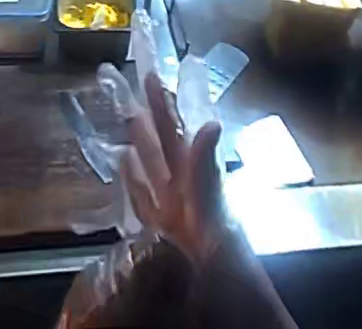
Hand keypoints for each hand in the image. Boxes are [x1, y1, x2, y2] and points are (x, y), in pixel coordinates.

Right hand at [122, 71, 226, 264]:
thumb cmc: (238, 288)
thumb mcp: (221, 231)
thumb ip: (209, 180)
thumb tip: (209, 123)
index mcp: (198, 193)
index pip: (177, 140)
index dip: (164, 107)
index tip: (151, 74)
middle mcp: (186, 201)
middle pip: (162, 151)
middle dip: (148, 118)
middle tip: (128, 84)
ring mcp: (175, 225)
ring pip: (153, 174)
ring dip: (140, 146)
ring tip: (125, 117)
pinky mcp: (163, 250)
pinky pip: (145, 209)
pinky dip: (134, 186)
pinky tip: (124, 169)